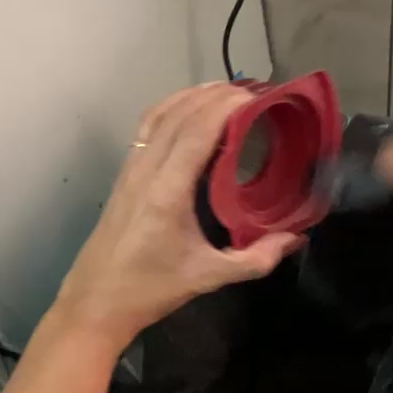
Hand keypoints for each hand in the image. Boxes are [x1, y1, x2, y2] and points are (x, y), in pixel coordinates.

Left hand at [48, 83, 303, 350]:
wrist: (96, 302)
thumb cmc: (151, 289)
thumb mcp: (209, 276)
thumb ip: (257, 258)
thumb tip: (296, 237)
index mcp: (167, 190)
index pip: (198, 129)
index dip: (227, 105)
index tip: (258, 97)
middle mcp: (146, 169)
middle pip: (180, 114)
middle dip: (216, 95)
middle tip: (252, 91)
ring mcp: (130, 168)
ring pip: (159, 115)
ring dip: (191, 96)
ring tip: (225, 91)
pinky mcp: (124, 173)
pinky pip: (147, 127)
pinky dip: (171, 108)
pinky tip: (190, 111)